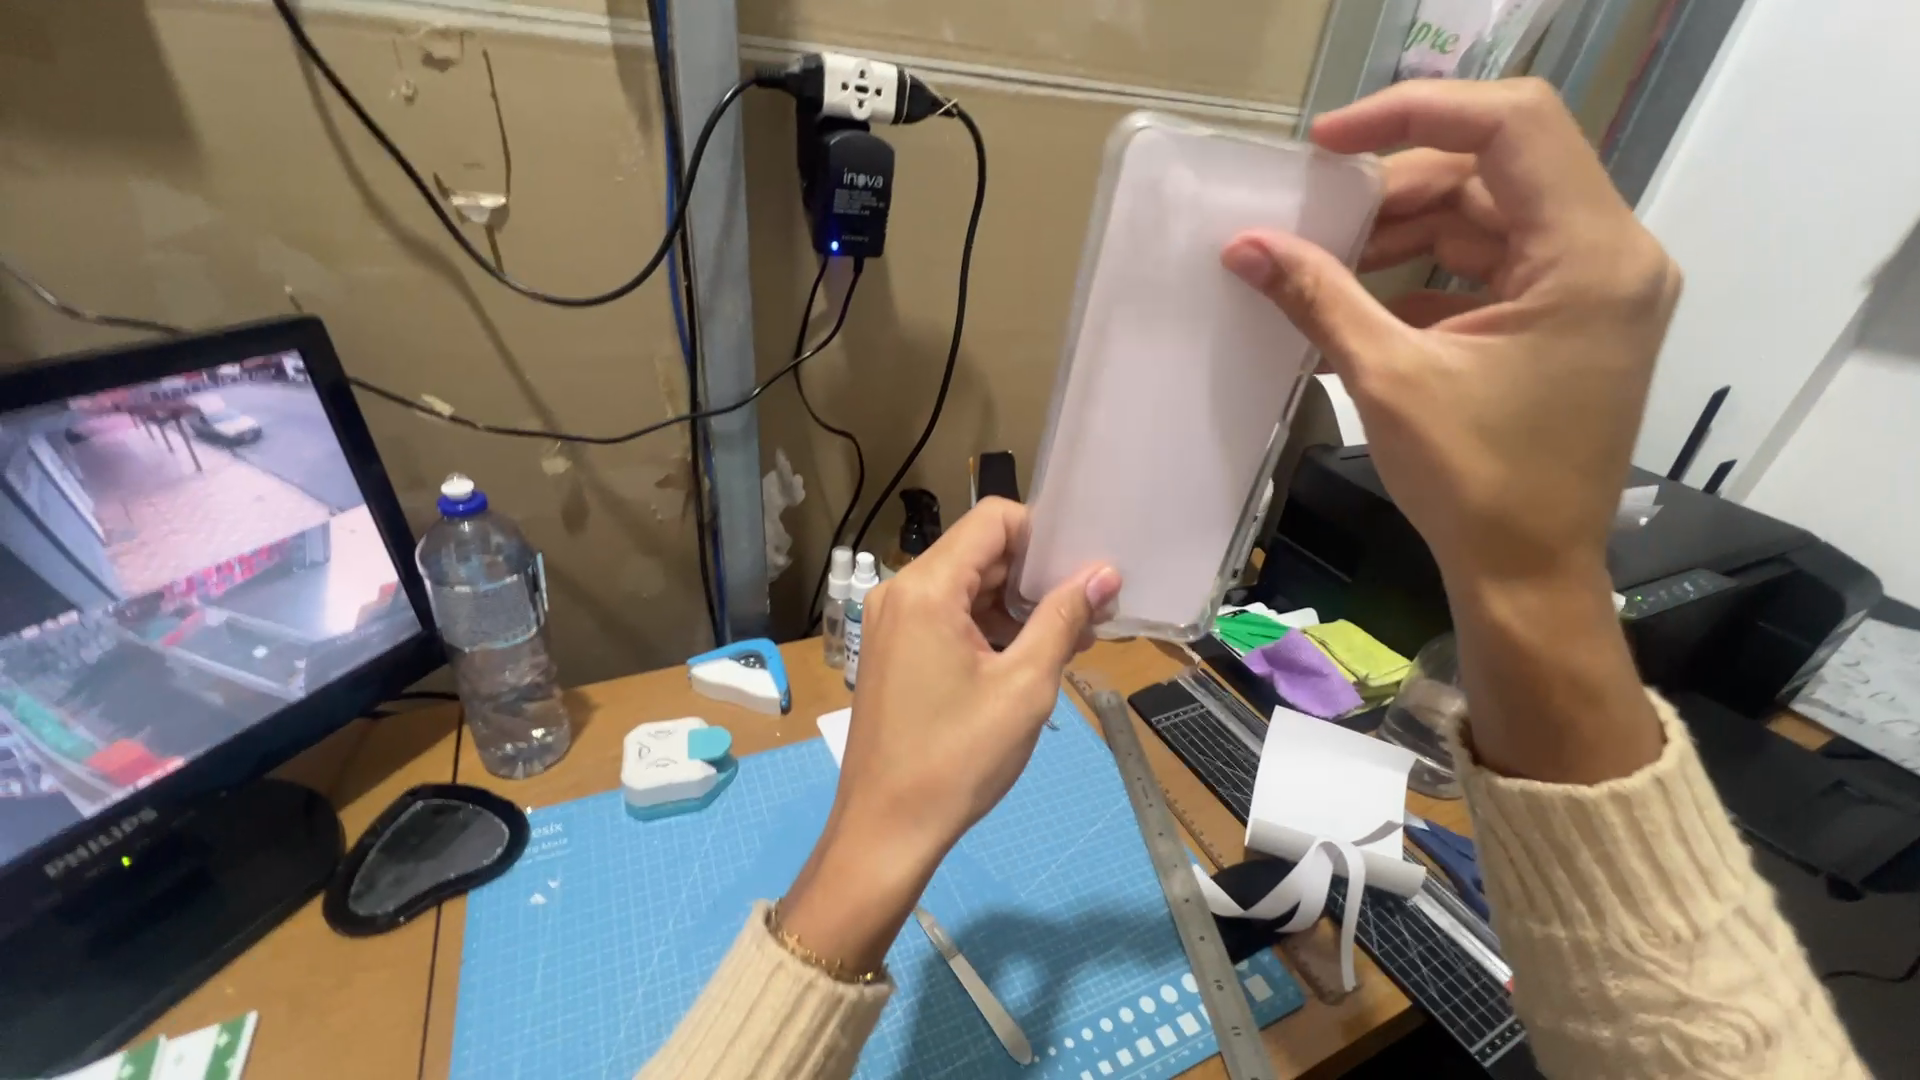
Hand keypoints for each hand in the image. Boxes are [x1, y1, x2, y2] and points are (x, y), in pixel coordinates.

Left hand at [779, 499, 1120, 971]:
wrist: (885, 829)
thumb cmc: (958, 758)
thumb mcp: (1024, 686)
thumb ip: (1063, 618)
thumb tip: (1104, 573)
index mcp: (927, 587)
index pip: (994, 520)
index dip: (1044, 535)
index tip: (1082, 570)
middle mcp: (901, 591)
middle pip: (980, 552)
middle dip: (1036, 576)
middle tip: (1089, 609)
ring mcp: (892, 621)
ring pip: (967, 587)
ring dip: (1017, 607)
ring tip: (1070, 640)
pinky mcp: (895, 650)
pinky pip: (949, 617)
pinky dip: (989, 628)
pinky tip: (1030, 658)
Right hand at [1223, 79, 1671, 782]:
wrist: (1527, 572)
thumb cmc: (1472, 482)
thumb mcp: (1387, 379)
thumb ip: (1317, 298)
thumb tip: (1243, 248)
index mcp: (1589, 255)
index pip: (1512, 124)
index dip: (1412, 113)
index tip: (1325, 144)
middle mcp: (1608, 254)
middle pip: (1494, 172)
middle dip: (1394, 192)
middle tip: (1312, 226)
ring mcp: (1588, 290)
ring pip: (1486, 220)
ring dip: (1401, 235)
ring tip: (1325, 267)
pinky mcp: (1561, 323)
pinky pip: (1487, 269)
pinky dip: (1422, 277)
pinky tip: (1360, 305)